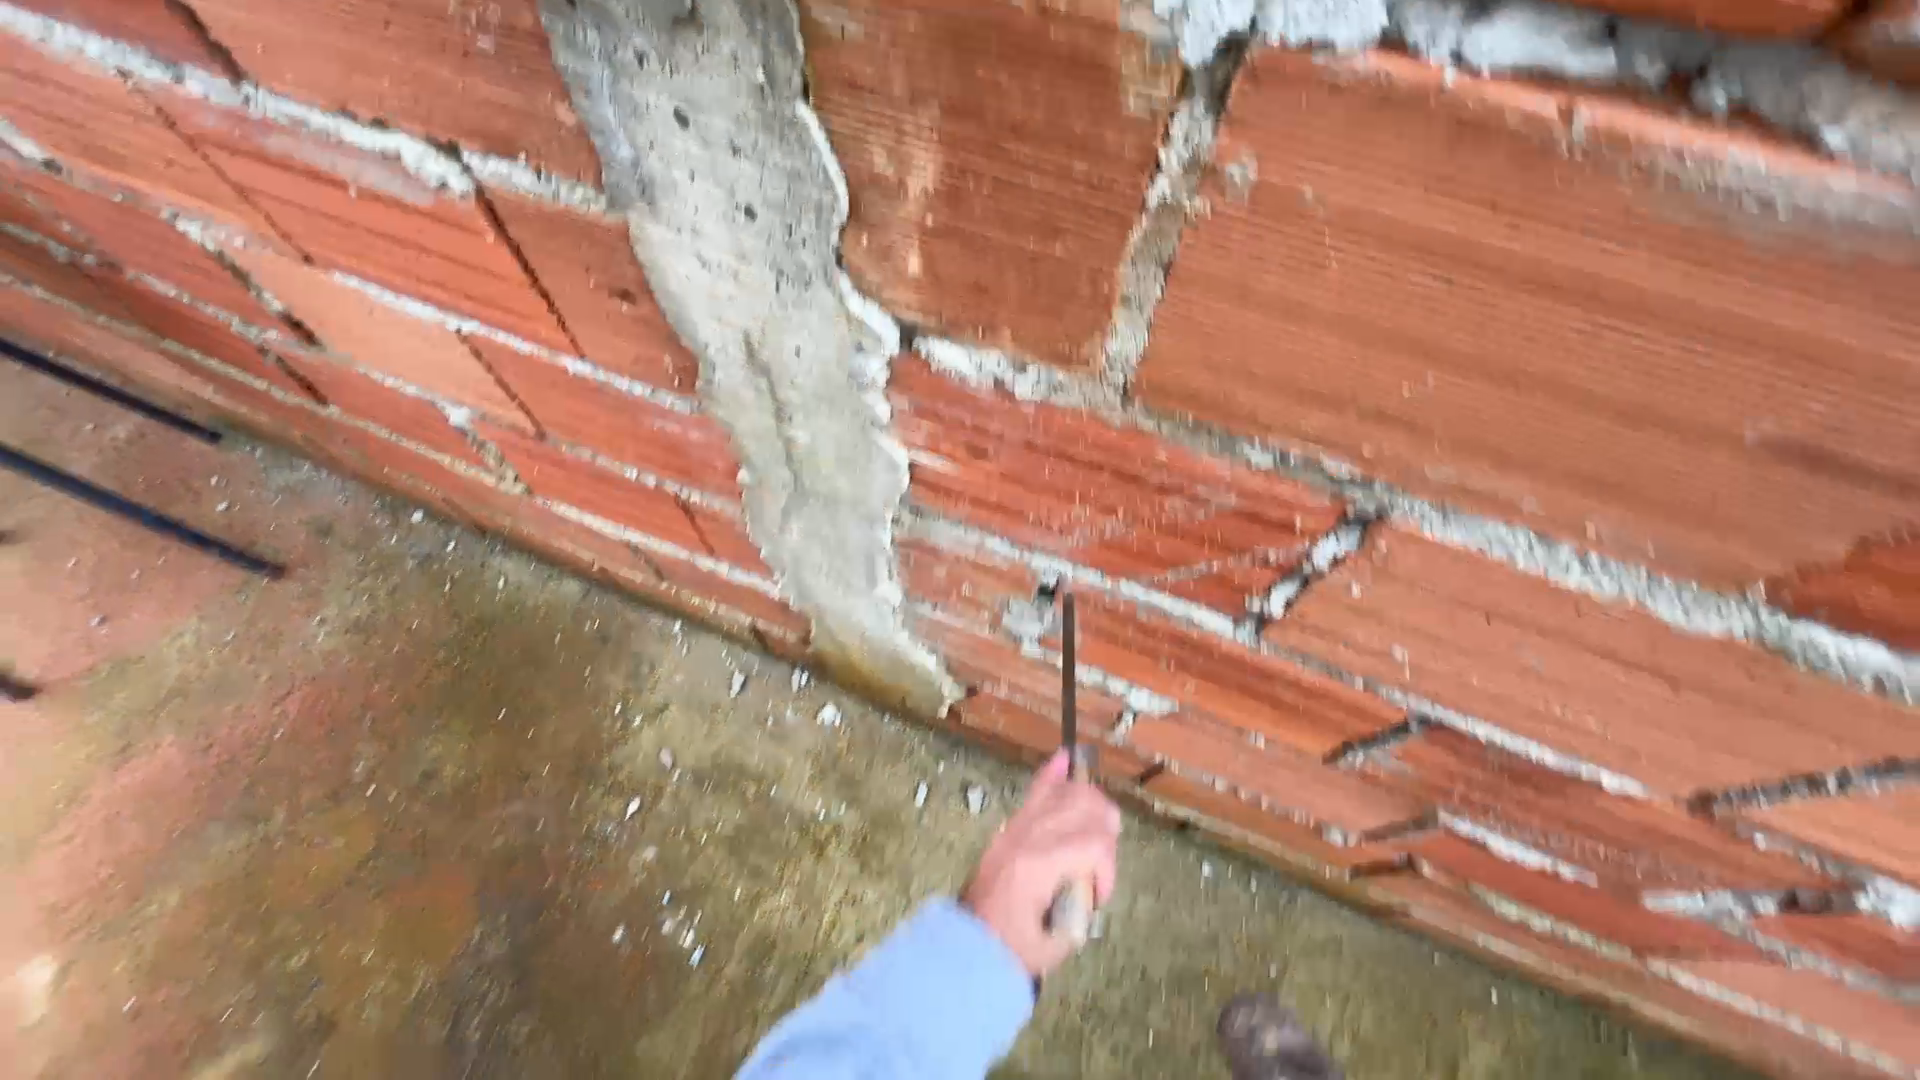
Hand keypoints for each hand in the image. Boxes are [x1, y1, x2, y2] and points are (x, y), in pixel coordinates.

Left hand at [961, 751, 1121, 976]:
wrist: (969, 941)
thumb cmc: (1013, 948)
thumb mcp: (1057, 943)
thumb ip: (1082, 910)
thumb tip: (1093, 883)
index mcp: (1039, 865)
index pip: (1093, 843)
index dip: (1108, 869)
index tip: (1098, 897)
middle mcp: (1029, 836)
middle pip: (1084, 805)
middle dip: (1106, 829)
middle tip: (1100, 864)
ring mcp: (1018, 826)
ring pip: (1065, 794)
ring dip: (1090, 804)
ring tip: (1096, 831)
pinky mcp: (1012, 826)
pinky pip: (1036, 791)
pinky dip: (1052, 775)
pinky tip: (1066, 758)